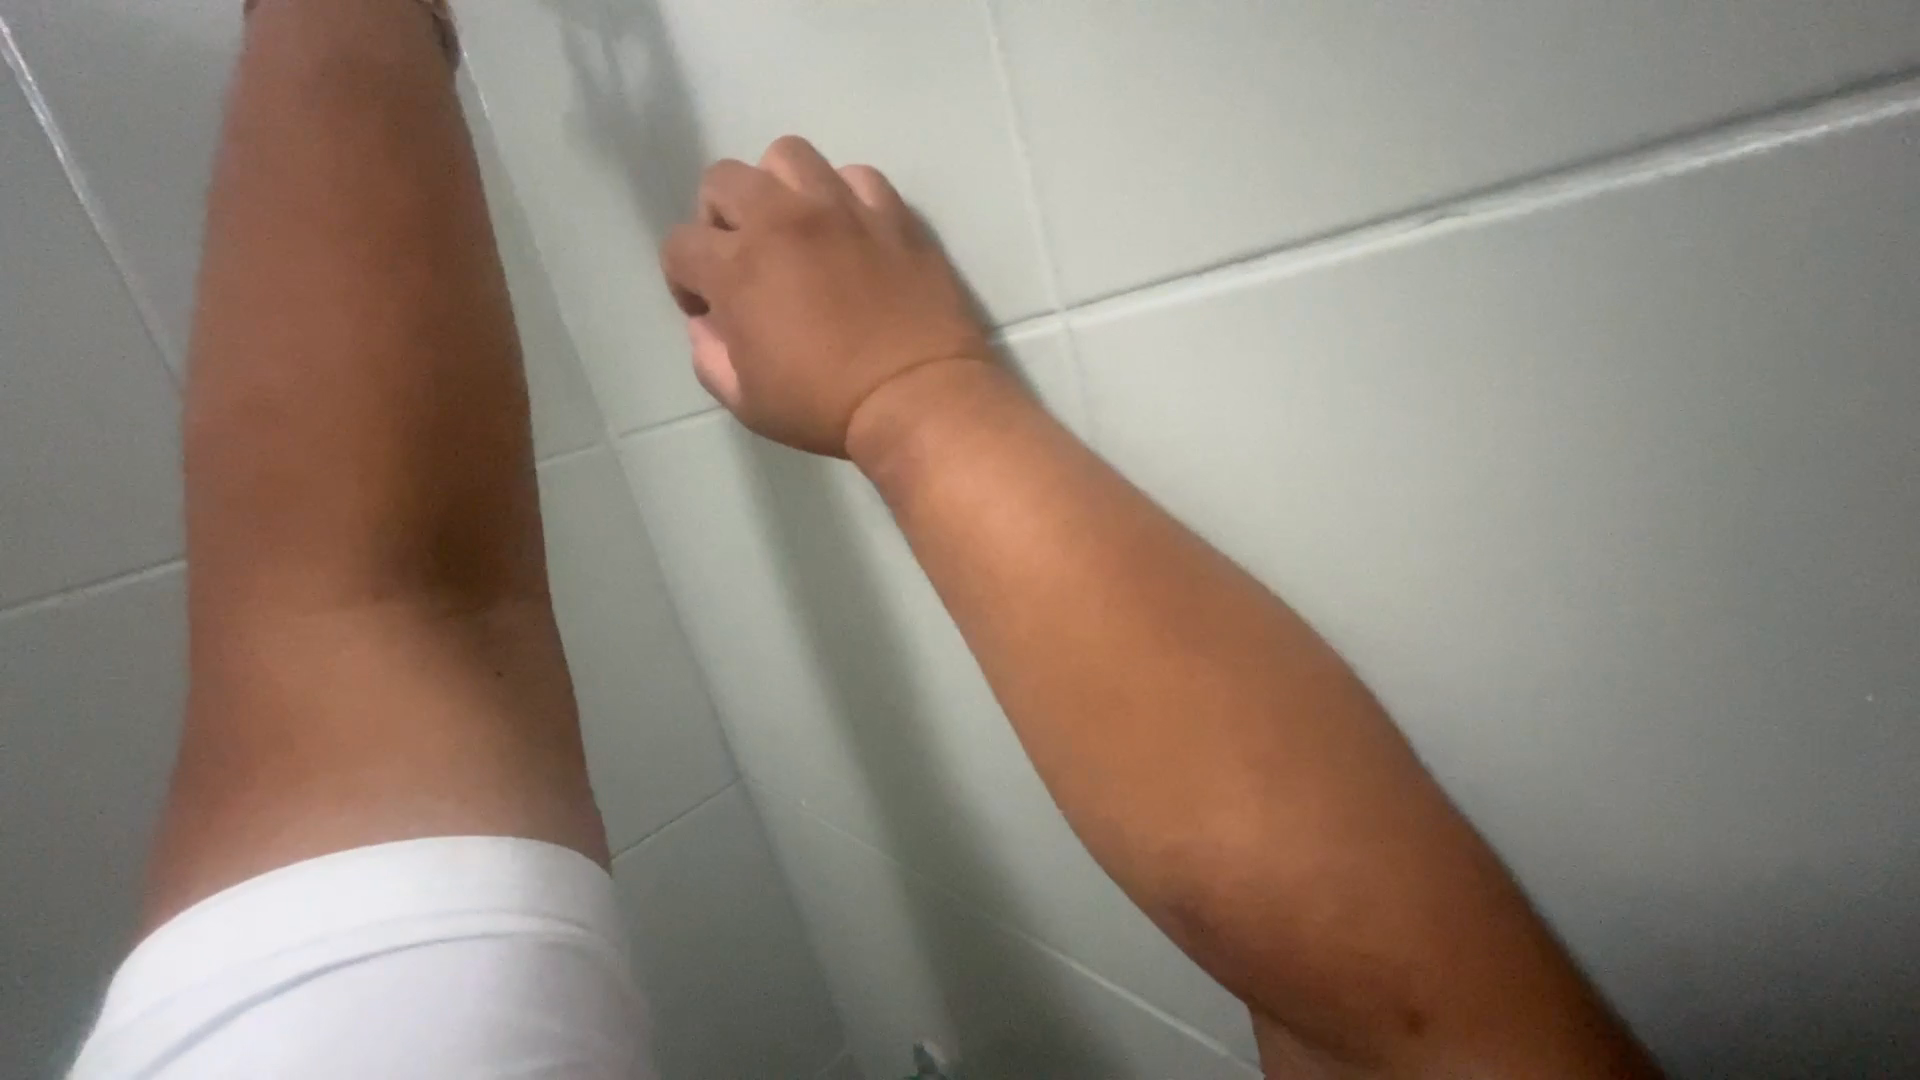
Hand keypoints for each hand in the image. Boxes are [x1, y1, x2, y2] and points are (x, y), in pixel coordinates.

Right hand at [659, 136, 993, 457]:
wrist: (919, 398)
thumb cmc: (828, 410)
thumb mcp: (747, 403)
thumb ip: (710, 357)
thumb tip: (708, 323)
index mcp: (738, 269)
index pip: (680, 245)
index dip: (683, 278)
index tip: (708, 308)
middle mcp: (783, 221)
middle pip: (723, 181)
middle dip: (719, 219)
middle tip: (746, 260)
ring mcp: (842, 210)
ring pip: (788, 157)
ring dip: (779, 189)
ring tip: (797, 231)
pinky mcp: (893, 214)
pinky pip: (858, 177)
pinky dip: (845, 196)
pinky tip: (852, 232)